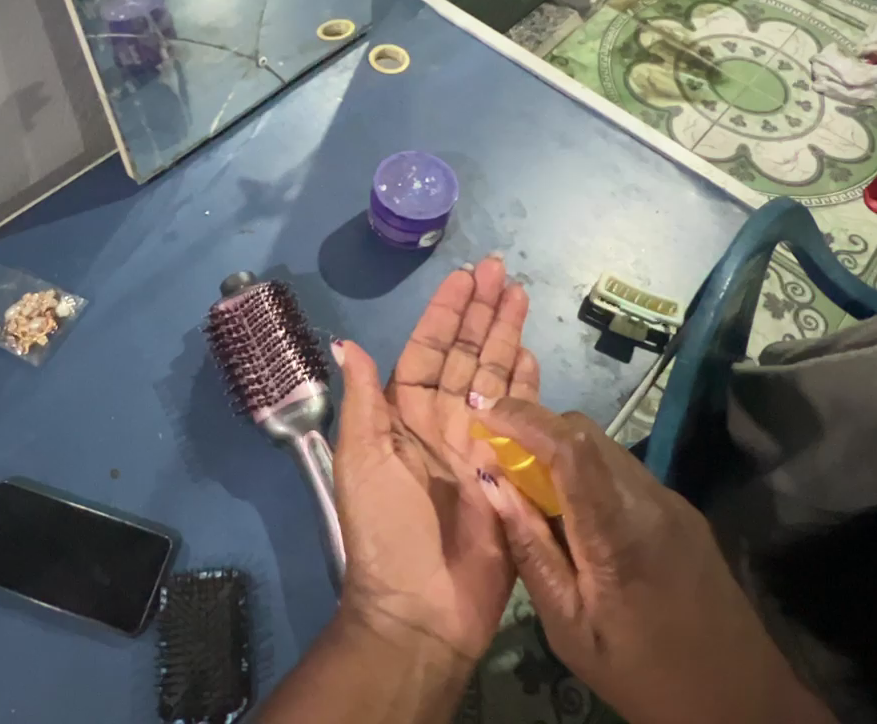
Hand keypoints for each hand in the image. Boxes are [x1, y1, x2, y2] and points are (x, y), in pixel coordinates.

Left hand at [331, 255, 535, 662]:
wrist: (423, 607)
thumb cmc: (386, 530)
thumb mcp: (361, 459)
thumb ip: (362, 399)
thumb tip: (345, 342)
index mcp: (405, 415)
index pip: (429, 349)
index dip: (445, 313)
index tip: (462, 277)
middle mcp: (443, 420)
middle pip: (466, 353)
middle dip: (482, 311)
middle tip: (499, 269)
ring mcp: (479, 443)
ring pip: (495, 375)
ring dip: (506, 335)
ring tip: (519, 294)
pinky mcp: (510, 469)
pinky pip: (521, 417)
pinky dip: (526, 383)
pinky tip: (531, 352)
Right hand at [472, 399, 834, 723]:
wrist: (744, 702)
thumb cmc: (646, 676)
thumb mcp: (571, 628)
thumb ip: (531, 551)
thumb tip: (493, 485)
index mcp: (619, 533)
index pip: (571, 447)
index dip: (525, 419)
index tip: (485, 412)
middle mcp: (650, 501)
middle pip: (586, 433)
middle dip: (536, 427)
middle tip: (498, 451)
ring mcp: (672, 501)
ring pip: (605, 447)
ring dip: (561, 448)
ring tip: (529, 480)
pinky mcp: (683, 511)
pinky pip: (624, 471)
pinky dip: (587, 469)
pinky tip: (572, 506)